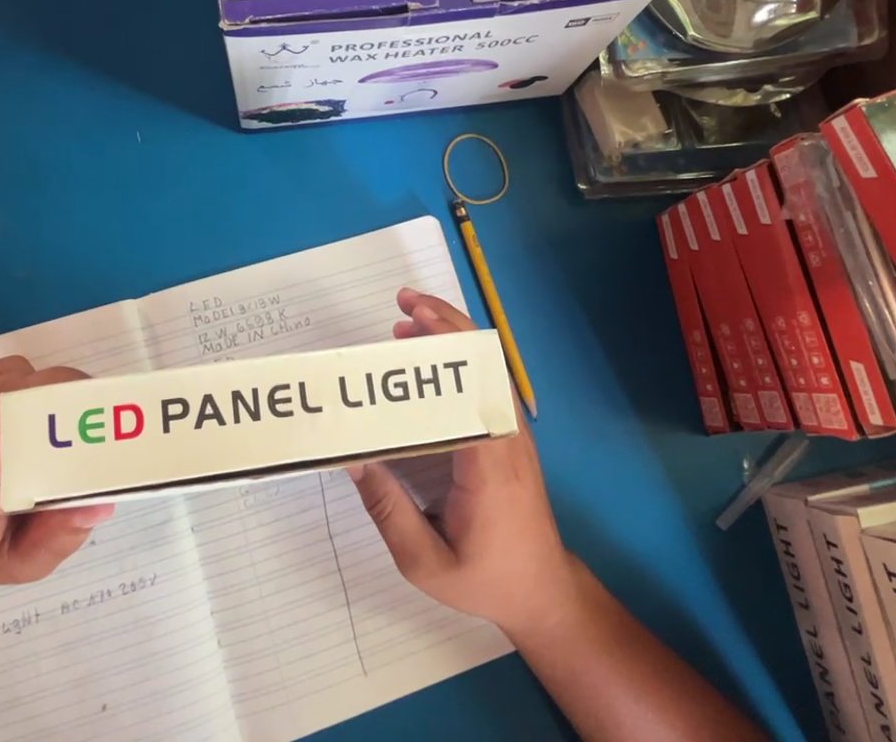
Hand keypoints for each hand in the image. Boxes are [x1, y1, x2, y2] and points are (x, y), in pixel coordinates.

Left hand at [0, 356, 114, 600]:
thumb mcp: (19, 565)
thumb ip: (57, 538)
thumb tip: (100, 502)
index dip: (46, 396)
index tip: (91, 400)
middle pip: (1, 388)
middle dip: (50, 392)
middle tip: (81, 414)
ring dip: (29, 390)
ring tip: (34, 428)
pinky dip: (8, 383)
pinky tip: (6, 418)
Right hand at [350, 289, 584, 640]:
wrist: (543, 591)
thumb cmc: (486, 578)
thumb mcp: (425, 561)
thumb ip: (386, 509)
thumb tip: (353, 456)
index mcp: (488, 463)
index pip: (467, 389)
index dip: (442, 349)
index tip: (407, 323)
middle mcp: (508, 436)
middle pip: (483, 364)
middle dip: (445, 325)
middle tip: (402, 304)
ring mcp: (515, 433)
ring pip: (490, 368)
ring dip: (454, 336)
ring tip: (411, 318)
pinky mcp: (513, 437)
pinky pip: (490, 384)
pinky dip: (463, 360)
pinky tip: (434, 357)